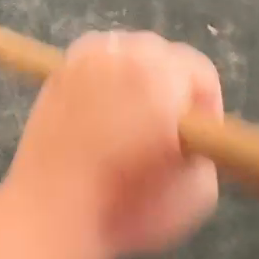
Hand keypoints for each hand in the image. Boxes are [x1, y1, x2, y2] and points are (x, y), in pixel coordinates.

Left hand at [0, 31, 221, 258]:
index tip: (198, 136)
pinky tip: (102, 108)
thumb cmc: (127, 205)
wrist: (50, 209)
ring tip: (133, 116)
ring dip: (136, 74)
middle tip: (166, 126)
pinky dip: (105, 75)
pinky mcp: (58, 70)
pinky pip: (94, 59)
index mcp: (160, 77)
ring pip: (125, 49)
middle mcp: (121, 54)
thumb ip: (206, 148)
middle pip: (161, 51)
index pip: (199, 70)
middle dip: (171, 84)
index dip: (207, 105)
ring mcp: (84, 57)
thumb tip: (193, 133)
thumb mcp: (197, 192)